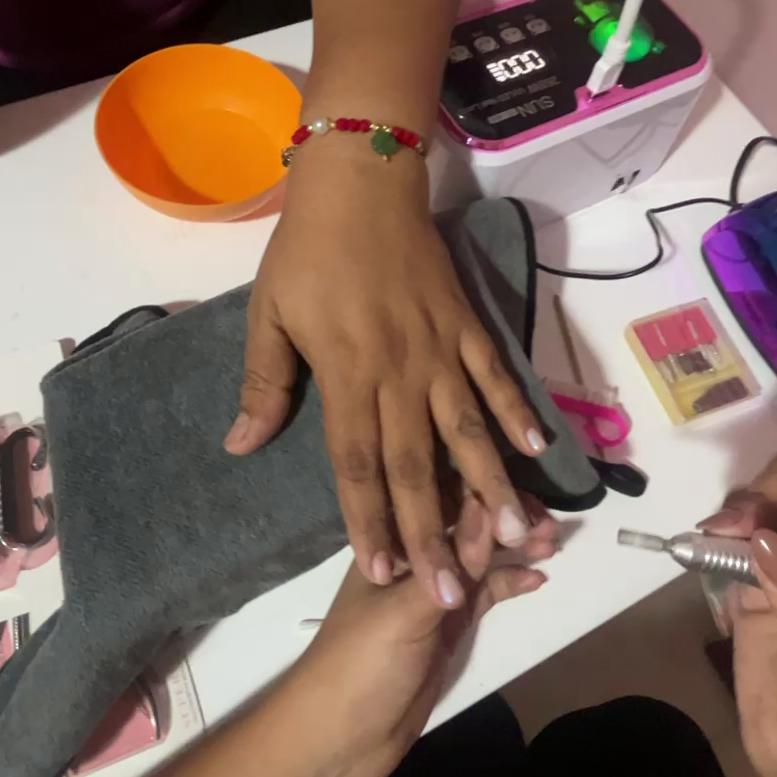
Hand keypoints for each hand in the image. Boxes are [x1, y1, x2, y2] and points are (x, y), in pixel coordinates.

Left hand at [226, 134, 546, 609]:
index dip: (368, 521)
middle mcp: (399, 373)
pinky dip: (514, 409)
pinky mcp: (466, 324)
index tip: (382, 573)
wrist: (359, 186)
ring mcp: (440, 349)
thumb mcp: (268, 316)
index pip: (358, 464)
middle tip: (449, 589)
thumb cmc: (305, 253)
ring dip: (489, 484)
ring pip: (467, 429)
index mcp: (346, 375)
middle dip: (431, 530)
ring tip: (516, 533)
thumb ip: (264, 384)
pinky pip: (494, 373)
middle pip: (416, 465)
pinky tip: (535, 445)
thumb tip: (241, 447)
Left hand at [277, 492, 556, 776]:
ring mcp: (432, 590)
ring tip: (553, 543)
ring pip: (479, 557)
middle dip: (505, 517)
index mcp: (390, 540)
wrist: (339, 737)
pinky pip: (484, 592)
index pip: (440, 498)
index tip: (525, 496)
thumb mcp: (406, 609)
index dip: (482, 490)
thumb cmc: (361, 662)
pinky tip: (536, 580)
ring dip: (513, 547)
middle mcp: (413, 556)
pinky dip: (509, 583)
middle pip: (465, 523)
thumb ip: (451, 562)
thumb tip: (489, 504)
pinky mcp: (447, 624)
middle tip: (549, 523)